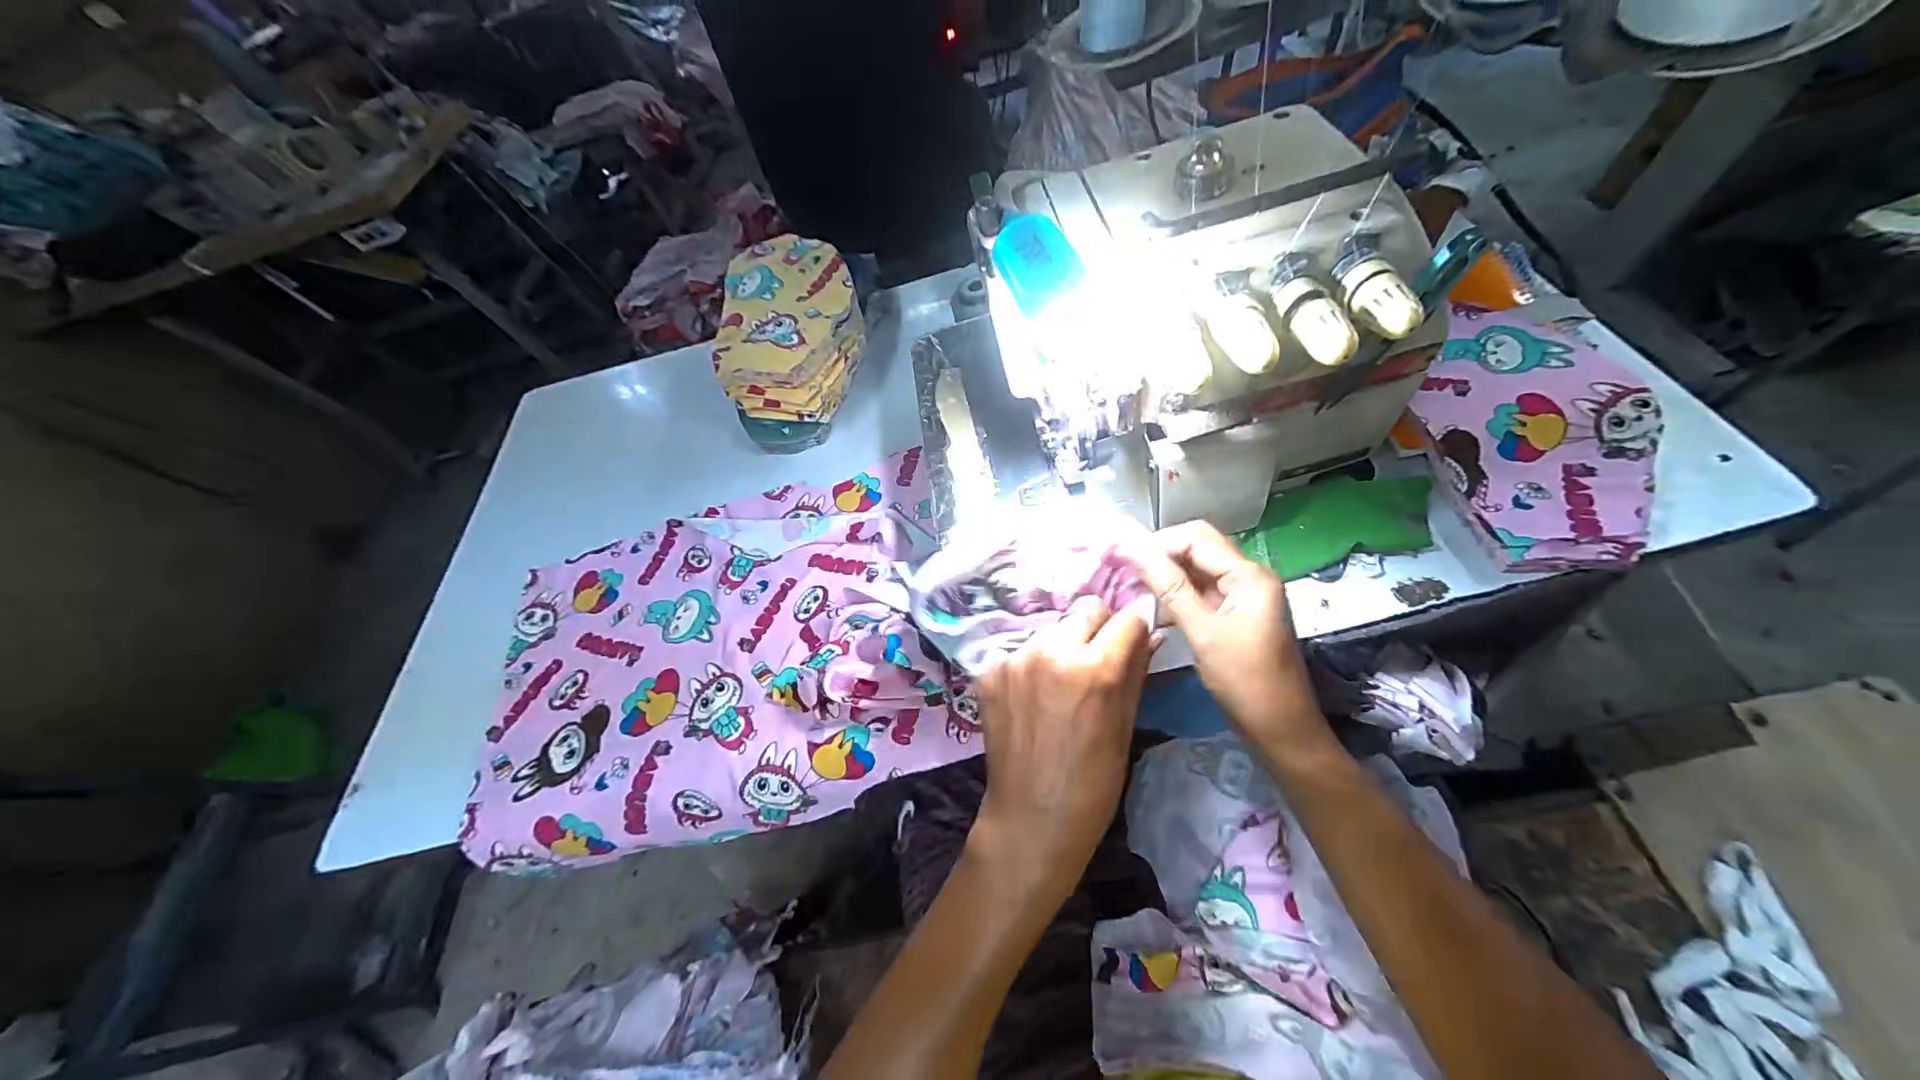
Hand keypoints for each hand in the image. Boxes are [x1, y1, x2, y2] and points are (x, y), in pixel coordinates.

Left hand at [971, 595, 1150, 893]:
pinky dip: (1031, 667)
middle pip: (1086, 611)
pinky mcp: (988, 671)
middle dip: (1097, 631)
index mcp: (1095, 667)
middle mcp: (1051, 650)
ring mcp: (1014, 659)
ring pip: (1051, 629)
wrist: (1031, 817)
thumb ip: (1136, 670)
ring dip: (1062, 646)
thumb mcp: (1125, 725)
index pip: (1126, 619)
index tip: (1131, 647)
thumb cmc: (1093, 782)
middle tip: (1095, 665)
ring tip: (1060, 686)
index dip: (1134, 632)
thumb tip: (1150, 633)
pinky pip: (1021, 652)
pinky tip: (1032, 699)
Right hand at [1126, 521, 1330, 752]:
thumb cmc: (1244, 681)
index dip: (1156, 543)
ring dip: (1166, 574)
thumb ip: (1168, 587)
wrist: (1281, 728)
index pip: (1195, 538)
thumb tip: (1133, 550)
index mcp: (1248, 575)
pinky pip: (1203, 590)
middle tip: (1123, 570)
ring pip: (1197, 568)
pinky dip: (1178, 593)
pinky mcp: (1237, 612)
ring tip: (1132, 586)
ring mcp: (1244, 595)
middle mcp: (1249, 576)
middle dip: (1159, 554)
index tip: (1120, 558)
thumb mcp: (1202, 632)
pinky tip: (1154, 605)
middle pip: (1197, 547)